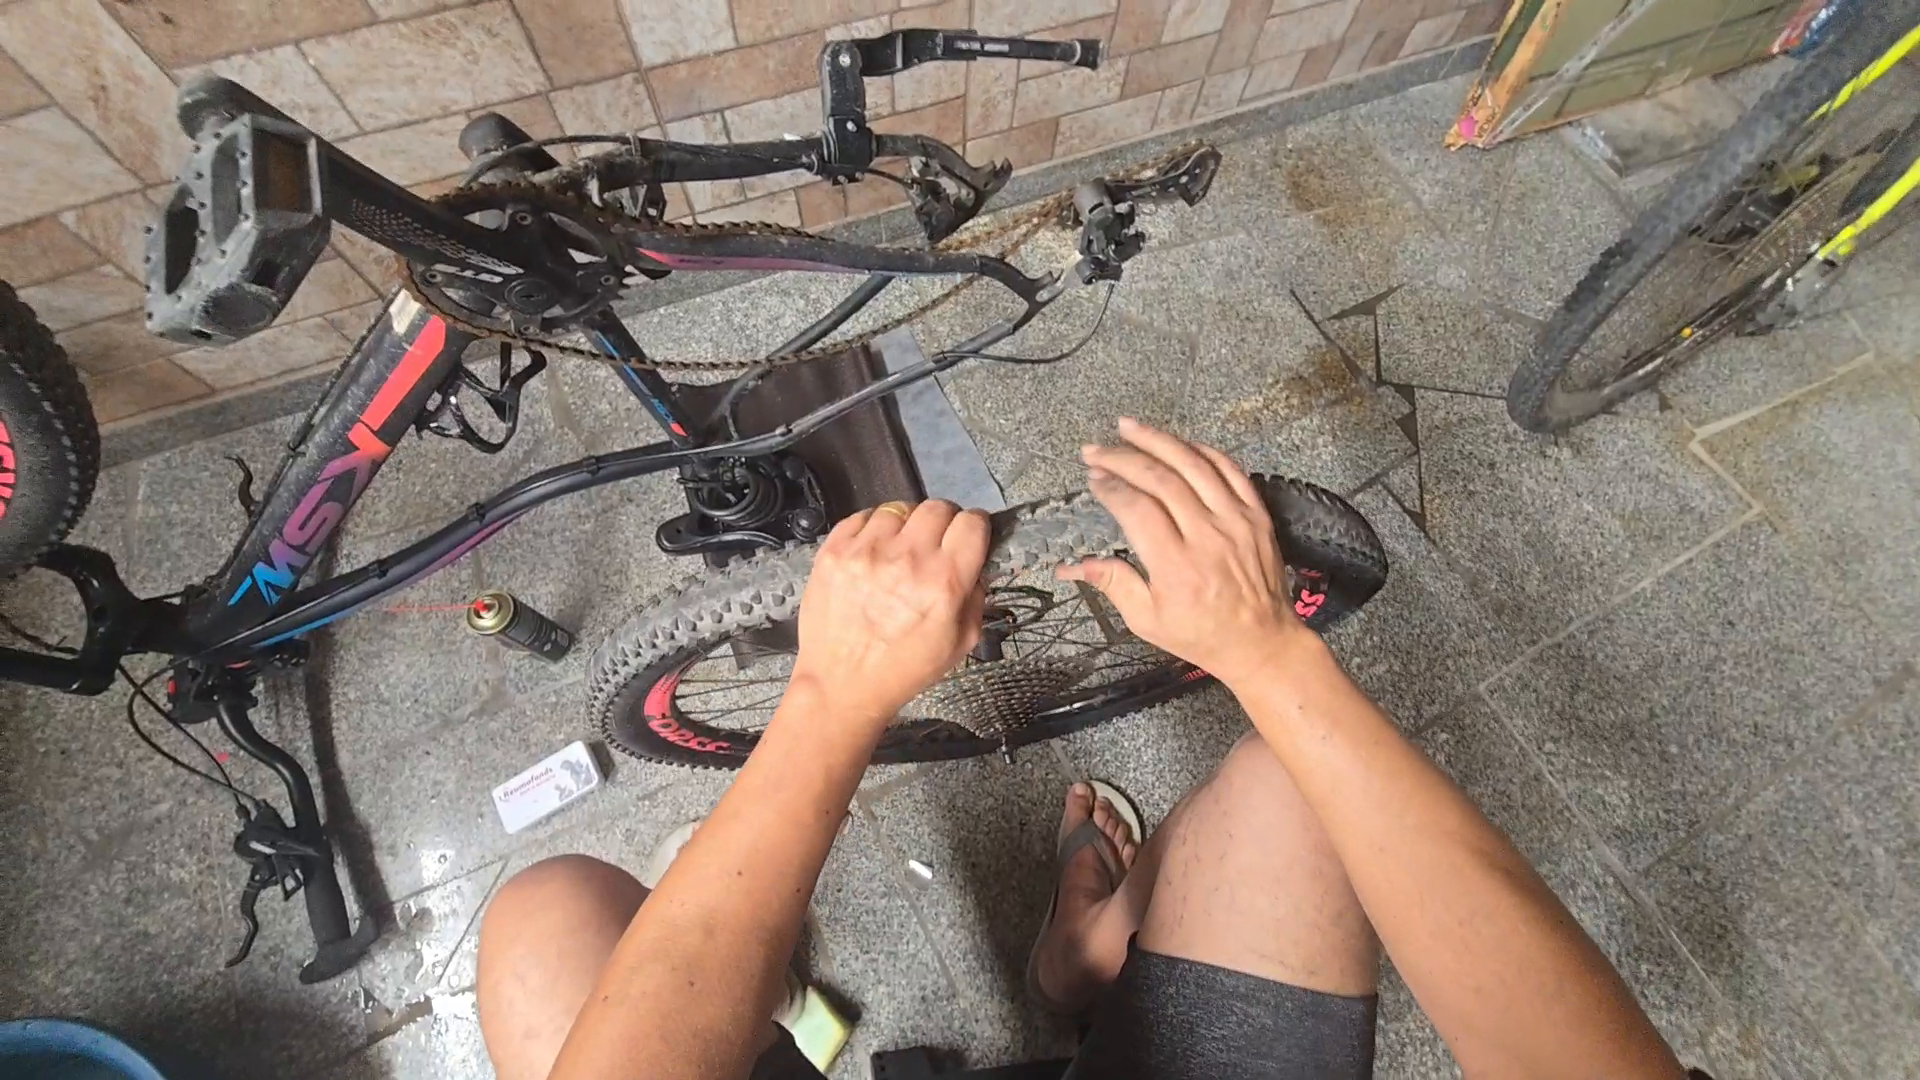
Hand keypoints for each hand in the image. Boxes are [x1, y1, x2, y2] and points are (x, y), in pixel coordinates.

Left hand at [791, 499, 990, 722]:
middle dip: (943, 522)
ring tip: (899, 549)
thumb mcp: (960, 643)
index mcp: (945, 582)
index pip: (972, 522)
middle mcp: (907, 558)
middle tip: (934, 544)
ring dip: (906, 524)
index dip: (974, 527)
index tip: (968, 537)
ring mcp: (866, 551)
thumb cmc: (905, 668)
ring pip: (899, 508)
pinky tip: (873, 552)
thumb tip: (976, 563)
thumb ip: (976, 597)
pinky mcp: (834, 550)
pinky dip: (872, 529)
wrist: (842, 685)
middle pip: (937, 507)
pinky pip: (862, 516)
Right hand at [1057, 418, 1317, 688]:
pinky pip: (1230, 470)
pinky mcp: (1256, 515)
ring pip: (1194, 465)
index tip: (1092, 477)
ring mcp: (1236, 521)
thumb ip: (1115, 585)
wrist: (1262, 642)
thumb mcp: (1147, 621)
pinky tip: (1177, 443)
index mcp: (1177, 566)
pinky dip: (1201, 451)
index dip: (1111, 487)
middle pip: (1161, 479)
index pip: (1137, 509)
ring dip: (1158, 441)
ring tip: (1128, 427)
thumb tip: (1076, 565)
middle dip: (1123, 458)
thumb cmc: (1200, 634)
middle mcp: (1207, 537)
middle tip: (1096, 450)